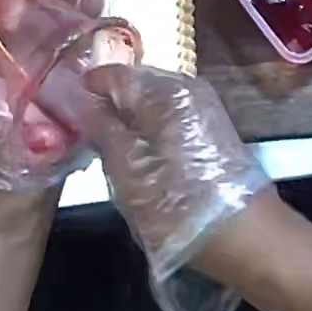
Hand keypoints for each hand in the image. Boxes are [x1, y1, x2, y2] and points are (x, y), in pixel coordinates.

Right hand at [77, 64, 272, 278]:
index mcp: (164, 88)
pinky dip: (148, 130)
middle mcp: (185, 84)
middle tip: (84, 137)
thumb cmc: (179, 203)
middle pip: (132, 85)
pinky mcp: (209, 124)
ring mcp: (201, 104)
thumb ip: (100, 127)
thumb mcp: (127, 169)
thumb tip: (80, 100)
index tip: (63, 112)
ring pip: (149, 102)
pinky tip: (140, 158)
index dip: (85, 90)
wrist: (248, 236)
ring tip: (110, 151)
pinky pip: (167, 115)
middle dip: (107, 106)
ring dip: (128, 121)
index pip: (112, 74)